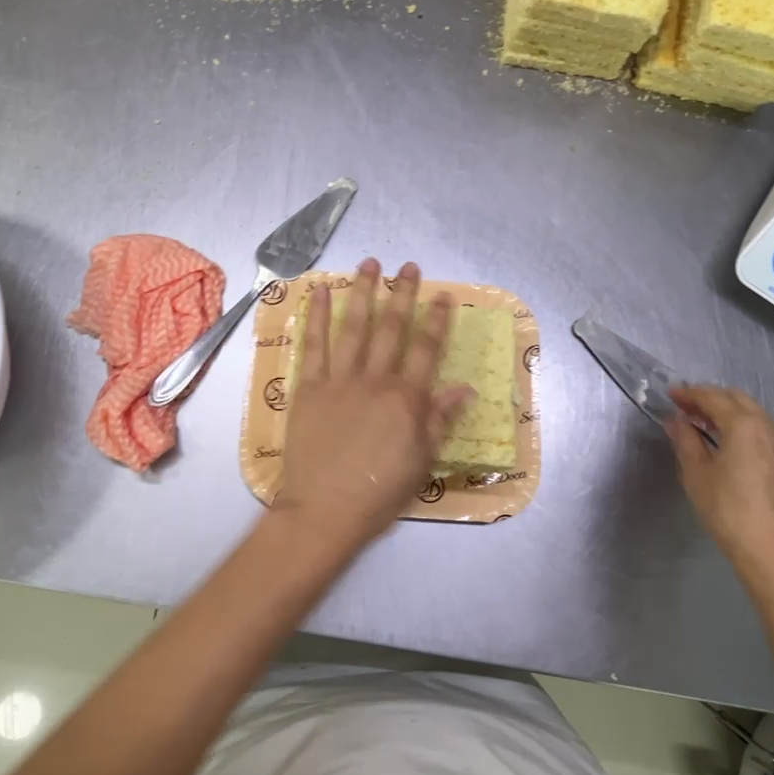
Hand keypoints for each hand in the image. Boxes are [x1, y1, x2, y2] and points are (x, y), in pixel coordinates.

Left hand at [273, 259, 472, 552]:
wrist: (325, 510)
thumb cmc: (379, 492)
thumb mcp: (422, 461)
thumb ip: (440, 420)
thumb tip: (464, 388)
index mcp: (407, 399)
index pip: (427, 349)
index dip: (437, 319)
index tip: (443, 294)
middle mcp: (376, 380)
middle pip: (392, 329)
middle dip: (402, 294)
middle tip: (409, 267)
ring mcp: (339, 380)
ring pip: (354, 327)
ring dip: (363, 293)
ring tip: (369, 264)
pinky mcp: (308, 387)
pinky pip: (314, 345)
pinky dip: (318, 316)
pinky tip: (322, 292)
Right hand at [665, 386, 773, 591]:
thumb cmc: (730, 512)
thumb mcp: (697, 475)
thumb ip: (686, 441)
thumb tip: (678, 421)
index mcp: (743, 425)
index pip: (713, 397)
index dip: (689, 394)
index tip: (671, 395)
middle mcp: (768, 426)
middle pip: (737, 399)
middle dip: (711, 399)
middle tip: (686, 409)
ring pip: (755, 414)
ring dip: (729, 413)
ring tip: (706, 426)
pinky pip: (766, 432)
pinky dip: (745, 428)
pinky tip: (732, 447)